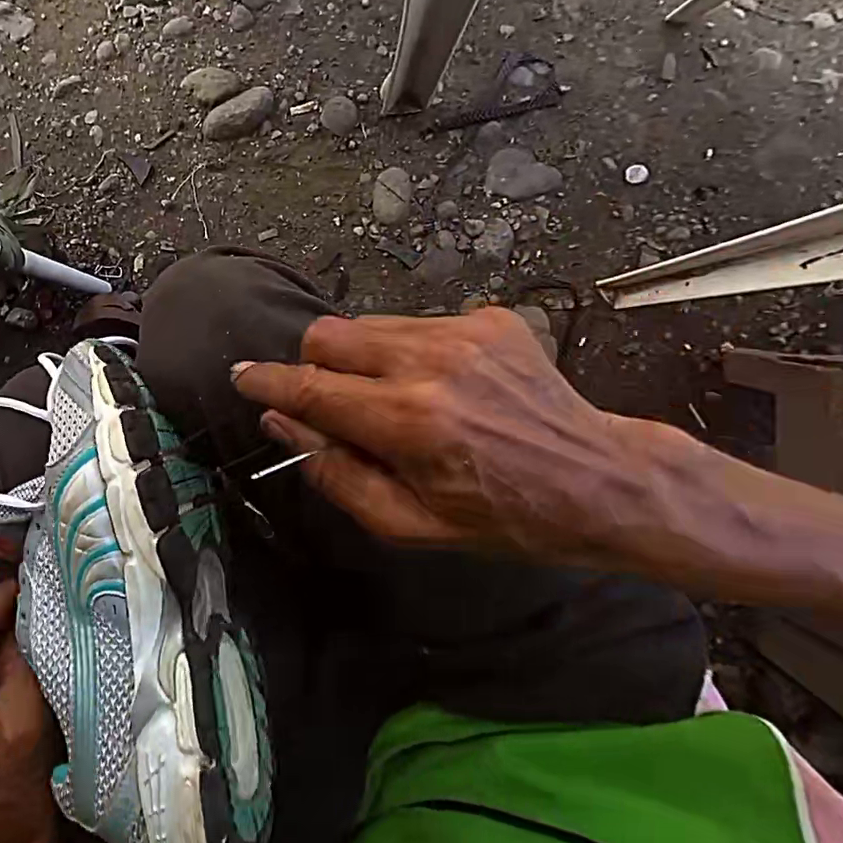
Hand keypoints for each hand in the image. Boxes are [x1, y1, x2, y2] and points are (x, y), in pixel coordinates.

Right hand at [231, 307, 685, 565]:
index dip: (267, 382)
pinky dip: (404, 353)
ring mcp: (464, 331)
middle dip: (314, 367)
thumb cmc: (500, 517)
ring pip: (367, 324)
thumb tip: (282, 424)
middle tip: (333, 405)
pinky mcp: (490, 318)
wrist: (599, 481)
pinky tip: (437, 386)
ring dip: (359, 360)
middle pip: (329, 335)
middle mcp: (431, 362)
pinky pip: (413, 323)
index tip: (242, 377)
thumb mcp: (405, 524)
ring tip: (394, 400)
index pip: (311, 388)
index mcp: (409, 420)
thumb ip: (334, 471)